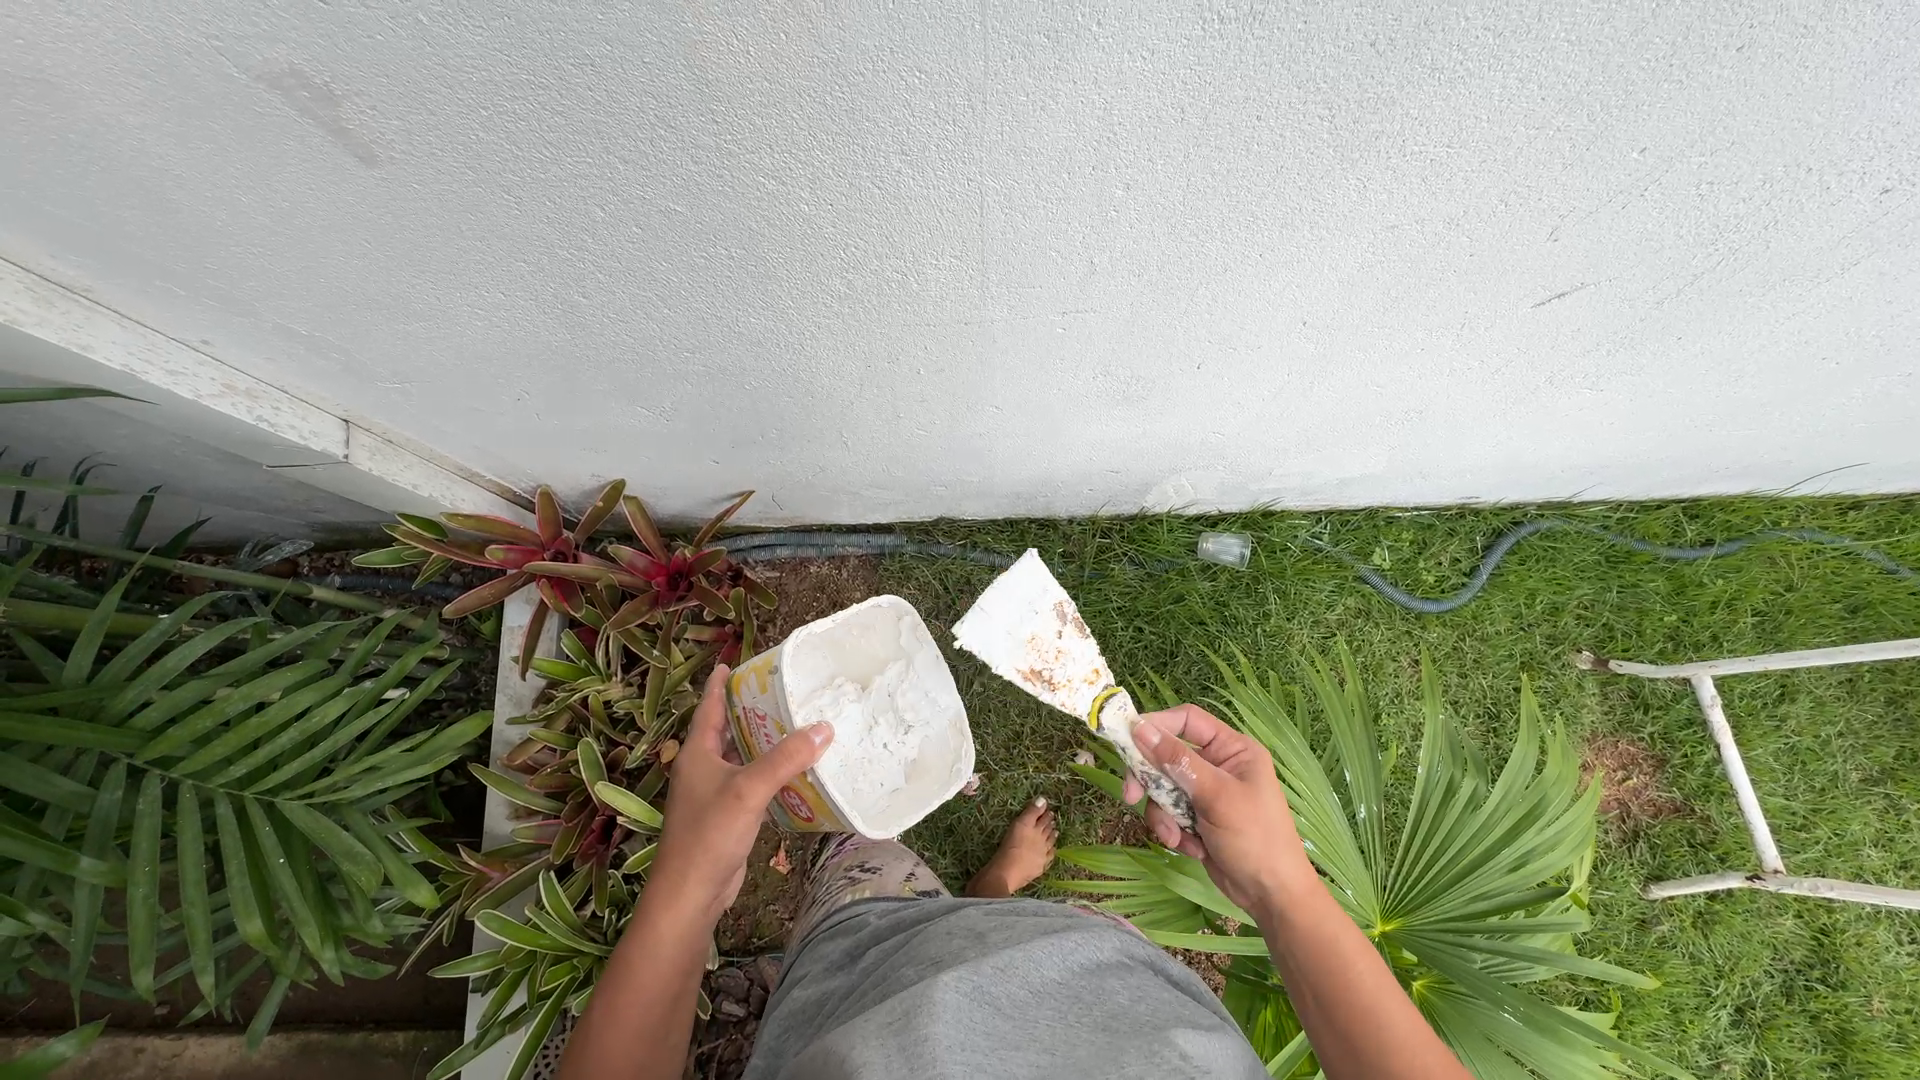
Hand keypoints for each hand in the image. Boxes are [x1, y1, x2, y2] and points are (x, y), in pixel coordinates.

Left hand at [647, 665, 833, 921]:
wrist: (689, 896)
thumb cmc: (709, 835)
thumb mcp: (749, 789)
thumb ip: (786, 758)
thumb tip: (824, 728)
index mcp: (697, 753)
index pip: (709, 707)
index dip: (721, 684)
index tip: (734, 662)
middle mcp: (702, 769)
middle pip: (726, 730)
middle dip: (750, 710)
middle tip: (781, 690)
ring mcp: (712, 795)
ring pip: (740, 758)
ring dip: (763, 743)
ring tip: (794, 724)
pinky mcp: (726, 817)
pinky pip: (751, 784)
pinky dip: (770, 773)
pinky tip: (794, 771)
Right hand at [1123, 704, 1314, 914]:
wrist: (1272, 896)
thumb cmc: (1255, 838)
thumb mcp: (1216, 796)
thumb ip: (1177, 760)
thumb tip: (1139, 728)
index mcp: (1232, 749)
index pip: (1186, 721)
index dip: (1156, 725)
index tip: (1128, 741)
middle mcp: (1217, 765)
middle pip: (1166, 755)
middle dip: (1150, 779)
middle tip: (1131, 796)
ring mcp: (1205, 792)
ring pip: (1162, 787)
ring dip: (1163, 813)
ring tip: (1176, 837)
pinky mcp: (1196, 817)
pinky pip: (1168, 812)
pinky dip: (1172, 830)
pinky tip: (1190, 847)